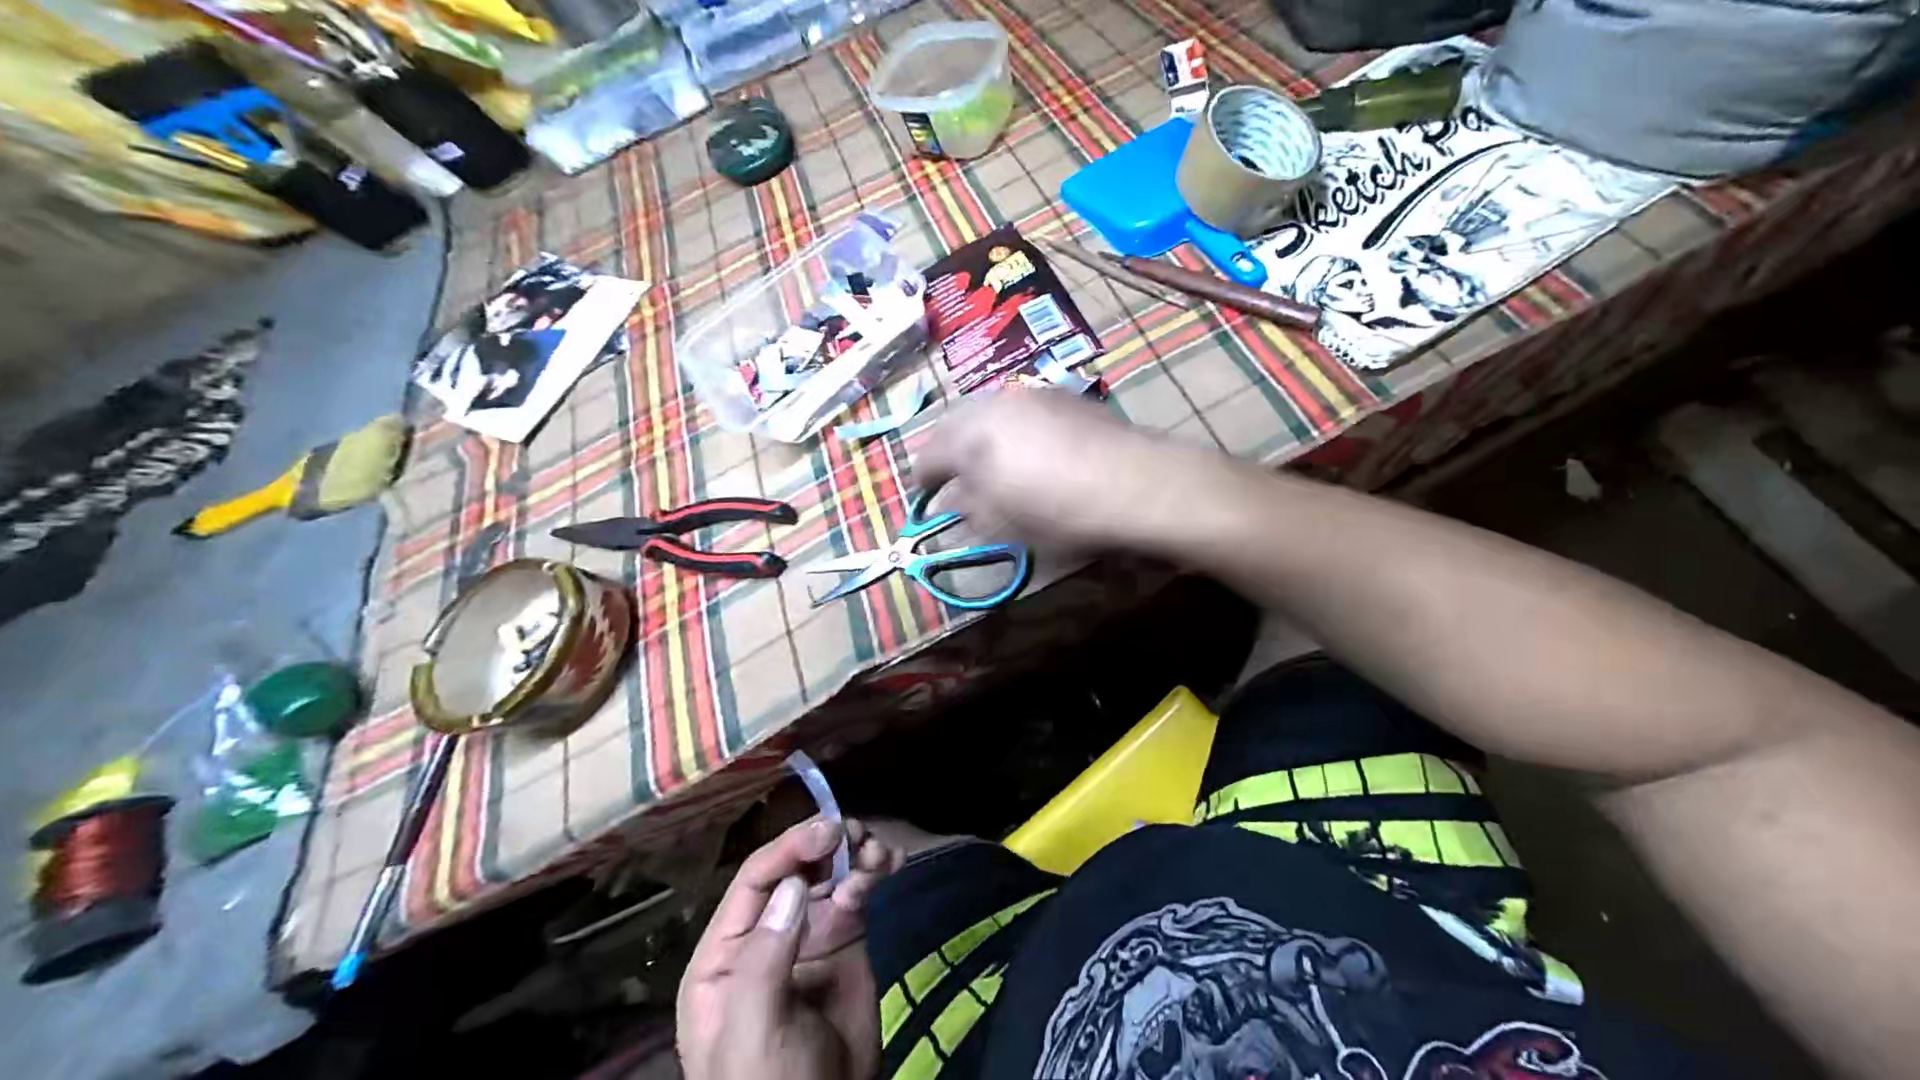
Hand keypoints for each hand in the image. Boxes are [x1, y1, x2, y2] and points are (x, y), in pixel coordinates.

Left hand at [677, 818, 903, 1079]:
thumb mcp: (753, 1032)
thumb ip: (764, 958)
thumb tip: (793, 885)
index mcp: (727, 951)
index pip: (755, 881)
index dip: (790, 848)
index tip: (828, 831)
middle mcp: (766, 930)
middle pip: (795, 868)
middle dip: (827, 844)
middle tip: (858, 833)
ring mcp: (808, 933)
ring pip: (830, 873)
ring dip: (855, 852)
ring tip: (880, 853)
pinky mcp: (845, 939)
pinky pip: (857, 892)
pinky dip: (874, 871)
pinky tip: (891, 862)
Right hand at [914, 389, 1227, 551]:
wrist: (1135, 484)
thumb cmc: (1058, 510)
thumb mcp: (1003, 523)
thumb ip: (967, 507)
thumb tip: (953, 499)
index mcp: (969, 435)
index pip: (930, 454)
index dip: (923, 478)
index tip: (926, 496)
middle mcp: (994, 403)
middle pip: (956, 424)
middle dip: (949, 451)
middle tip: (954, 478)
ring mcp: (1031, 394)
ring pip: (989, 412)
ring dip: (981, 437)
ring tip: (990, 464)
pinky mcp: (1063, 396)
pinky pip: (1021, 410)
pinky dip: (1013, 429)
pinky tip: (1029, 450)